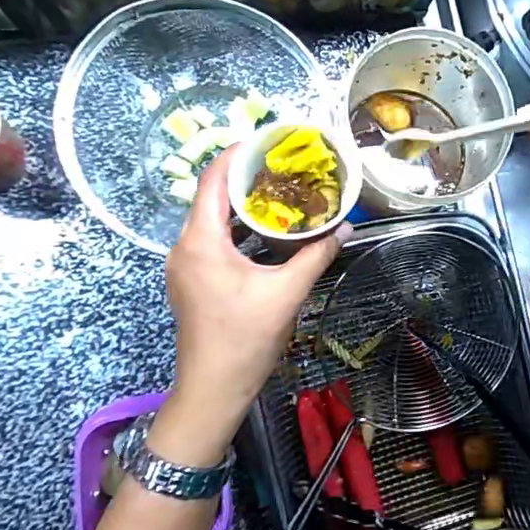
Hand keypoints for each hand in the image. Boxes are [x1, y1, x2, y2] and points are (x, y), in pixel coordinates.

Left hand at [158, 148, 344, 459]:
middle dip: (244, 179)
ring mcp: (183, 266)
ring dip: (240, 207)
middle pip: (210, 198)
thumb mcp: (286, 294)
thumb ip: (315, 256)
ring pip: (210, 221)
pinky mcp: (189, 281)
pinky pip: (209, 242)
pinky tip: (263, 234)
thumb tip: (345, 228)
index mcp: (201, 241)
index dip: (237, 155)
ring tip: (278, 195)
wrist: (212, 389)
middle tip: (281, 167)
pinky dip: (234, 231)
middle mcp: (184, 247)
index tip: (266, 141)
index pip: (212, 180)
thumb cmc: (244, 341)